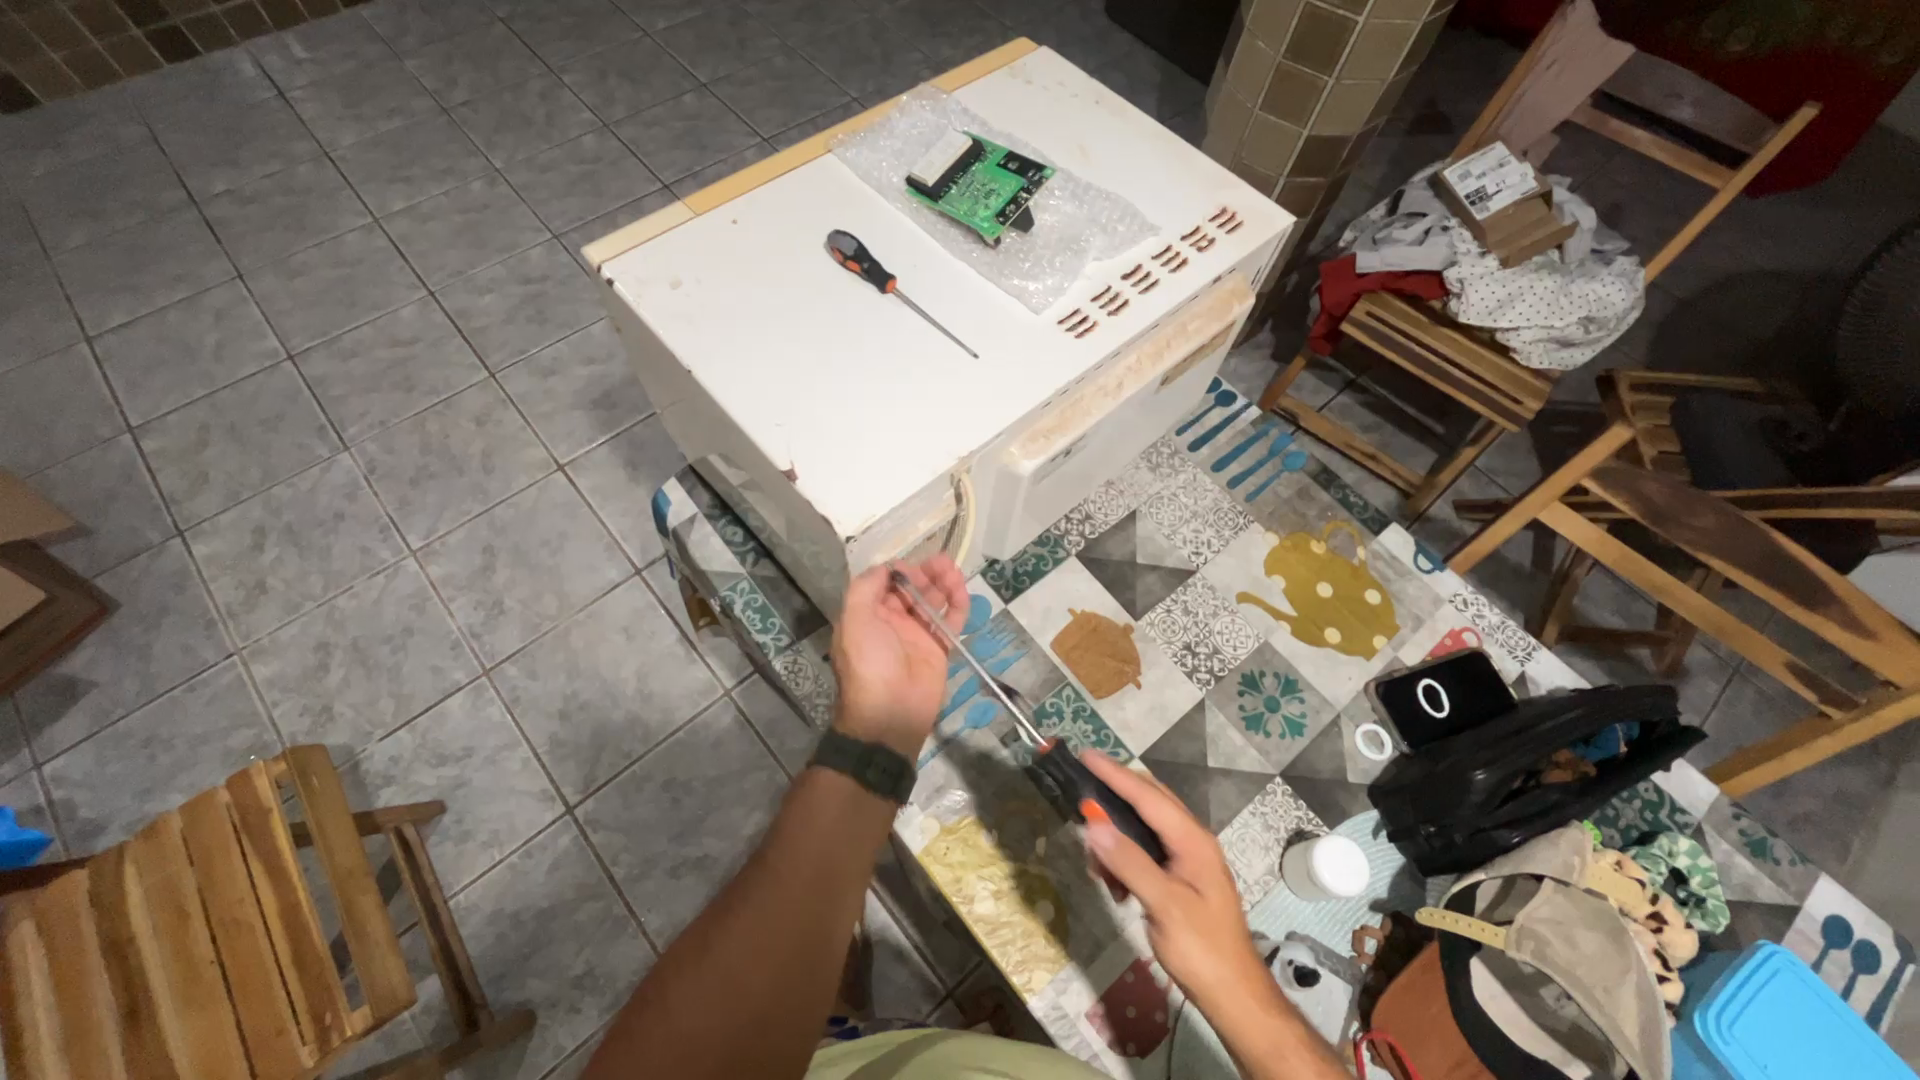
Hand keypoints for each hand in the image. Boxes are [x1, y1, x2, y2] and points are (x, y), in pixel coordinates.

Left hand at [829, 556, 968, 757]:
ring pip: (933, 600)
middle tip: (941, 564)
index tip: (911, 567)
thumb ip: (865, 589)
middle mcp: (893, 621)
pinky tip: (962, 591)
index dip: (900, 571)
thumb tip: (886, 568)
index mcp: (869, 614)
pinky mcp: (939, 648)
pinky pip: (951, 620)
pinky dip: (958, 604)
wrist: (890, 712)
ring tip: (954, 571)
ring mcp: (917, 634)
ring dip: (944, 583)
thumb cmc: (869, 663)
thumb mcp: (854, 621)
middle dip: (926, 572)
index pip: (886, 583)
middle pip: (912, 588)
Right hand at [1078, 751, 1273, 1014]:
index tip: (1085, 755)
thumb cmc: (1201, 948)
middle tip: (1081, 796)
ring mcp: (1188, 858)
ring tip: (1097, 864)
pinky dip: (1125, 859)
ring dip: (1117, 837)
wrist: (1233, 993)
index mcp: (1192, 840)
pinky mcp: (1180, 877)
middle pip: (1149, 801)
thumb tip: (1093, 825)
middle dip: (1114, 796)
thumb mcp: (1163, 905)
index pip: (1147, 795)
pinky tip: (1115, 886)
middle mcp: (1191, 840)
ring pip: (1144, 828)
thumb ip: (1129, 862)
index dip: (1115, 774)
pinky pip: (1146, 852)